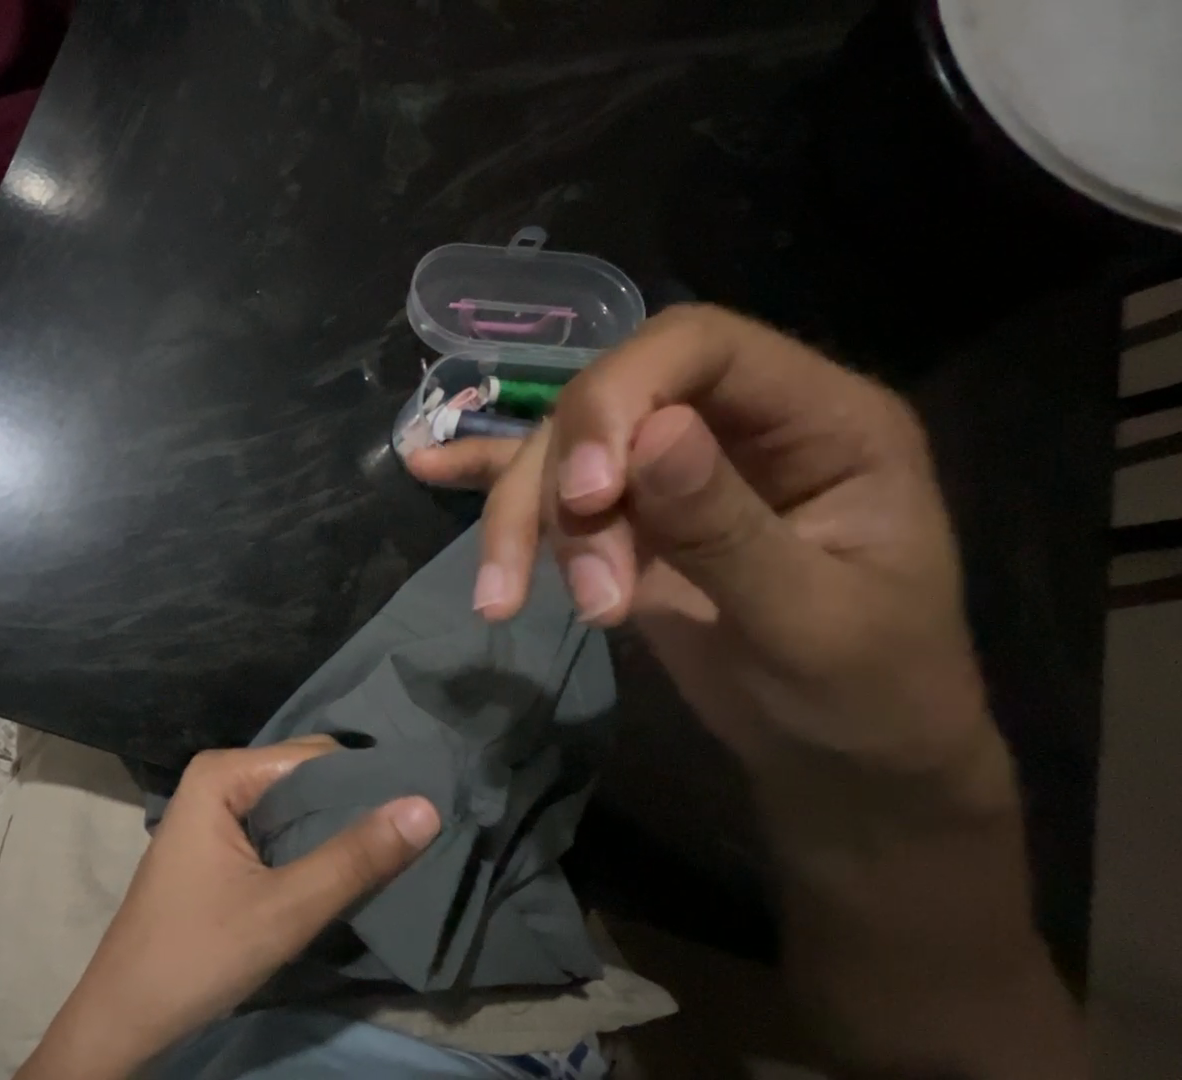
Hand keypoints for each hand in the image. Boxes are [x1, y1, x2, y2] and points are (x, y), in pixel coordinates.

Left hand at [16, 737, 439, 1079]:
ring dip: (338, 828)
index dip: (370, 781)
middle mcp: (219, 777)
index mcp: (224, 773)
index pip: (318, 757)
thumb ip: (355, 858)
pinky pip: (280, 828)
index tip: (425, 805)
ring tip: (396, 849)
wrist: (126, 1014)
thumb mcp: (286, 908)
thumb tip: (428, 805)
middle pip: (307, 777)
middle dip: (356, 804)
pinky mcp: (221, 842)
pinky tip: (348, 866)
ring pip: (296, 805)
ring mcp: (217, 810)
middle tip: (419, 833)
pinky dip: (313, 845)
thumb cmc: (198, 952)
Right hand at [408, 304, 991, 784]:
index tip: (588, 497)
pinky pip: (546, 484)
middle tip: (582, 592)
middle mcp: (733, 422)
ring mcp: (669, 468)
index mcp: (817, 417)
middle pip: (605, 402)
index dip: (622, 395)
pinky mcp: (624, 515)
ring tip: (508, 607)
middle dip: (562, 492)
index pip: (698, 347)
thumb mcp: (811, 623)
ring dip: (524, 525)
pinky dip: (487, 481)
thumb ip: (728, 528)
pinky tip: (426, 466)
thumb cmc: (862, 697)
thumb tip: (650, 435)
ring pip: (558, 453)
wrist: (839, 762)